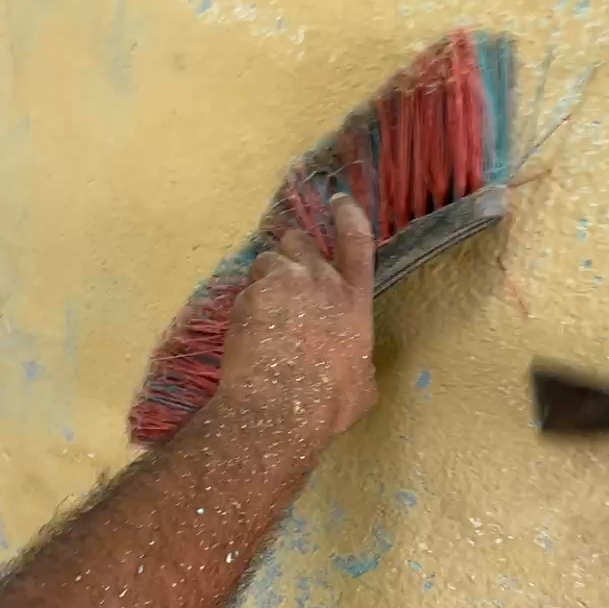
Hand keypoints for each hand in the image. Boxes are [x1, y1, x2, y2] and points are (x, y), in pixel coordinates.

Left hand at [213, 195, 377, 450]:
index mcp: (354, 300)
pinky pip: (246, 289)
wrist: (279, 407)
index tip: (337, 201)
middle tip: (286, 273)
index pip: (356, 240)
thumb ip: (360, 362)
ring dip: (266, 276)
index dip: (347, 215)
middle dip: (293, 250)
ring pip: (268, 260)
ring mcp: (283, 285)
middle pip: (302, 241)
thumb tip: (357, 368)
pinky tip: (247, 331)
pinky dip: (246, 304)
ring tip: (264, 308)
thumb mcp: (363, 385)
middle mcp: (320, 282)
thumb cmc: (328, 402)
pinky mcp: (249, 297)